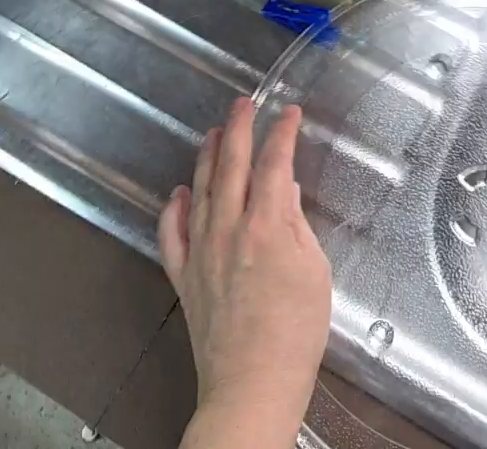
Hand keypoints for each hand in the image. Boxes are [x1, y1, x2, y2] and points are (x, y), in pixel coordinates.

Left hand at [159, 98, 330, 430]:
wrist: (251, 384)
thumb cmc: (296, 331)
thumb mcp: (314, 270)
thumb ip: (296, 224)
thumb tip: (287, 190)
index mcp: (267, 226)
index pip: (274, 164)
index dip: (283, 133)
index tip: (290, 113)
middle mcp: (228, 230)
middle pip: (230, 165)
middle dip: (238, 128)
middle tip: (244, 103)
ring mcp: (201, 252)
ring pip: (199, 190)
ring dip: (206, 156)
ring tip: (213, 132)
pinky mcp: (184, 276)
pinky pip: (171, 233)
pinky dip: (173, 208)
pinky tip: (178, 192)